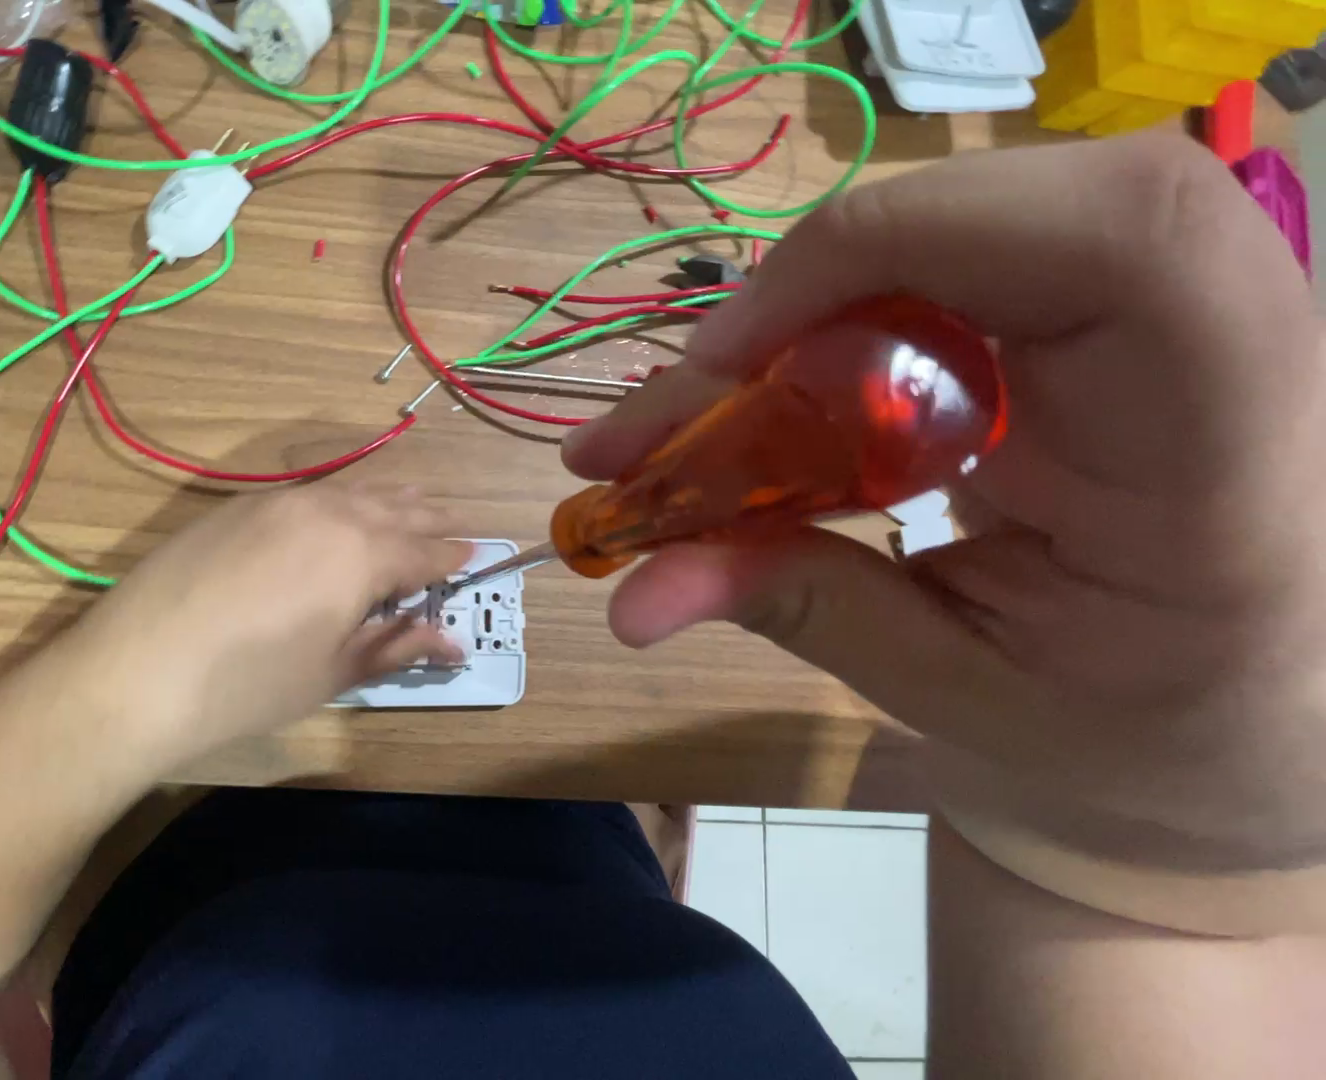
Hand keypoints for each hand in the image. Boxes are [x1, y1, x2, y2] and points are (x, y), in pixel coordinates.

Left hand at [55, 486, 468, 768]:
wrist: (137, 670)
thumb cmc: (248, 686)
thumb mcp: (332, 673)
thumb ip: (395, 646)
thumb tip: (452, 641)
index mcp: (361, 553)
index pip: (424, 550)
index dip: (453, 557)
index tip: (475, 556)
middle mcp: (327, 511)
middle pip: (393, 507)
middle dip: (427, 518)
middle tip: (450, 527)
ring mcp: (277, 501)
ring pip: (350, 491)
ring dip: (386, 500)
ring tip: (408, 505)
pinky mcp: (238, 505)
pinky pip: (309, 491)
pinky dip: (339, 498)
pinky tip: (337, 511)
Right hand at [564, 133, 1325, 878]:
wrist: (1227, 731)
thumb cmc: (1116, 740)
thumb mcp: (946, 690)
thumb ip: (795, 611)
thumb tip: (629, 600)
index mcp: (1219, 469)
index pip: (1117, 247)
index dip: (892, 248)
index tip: (729, 359)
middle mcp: (1224, 360)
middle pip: (1023, 202)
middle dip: (817, 275)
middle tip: (694, 385)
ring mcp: (1162, 331)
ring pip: (974, 224)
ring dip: (805, 305)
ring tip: (698, 408)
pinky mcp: (1092, 335)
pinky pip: (950, 274)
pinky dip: (830, 322)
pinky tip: (769, 394)